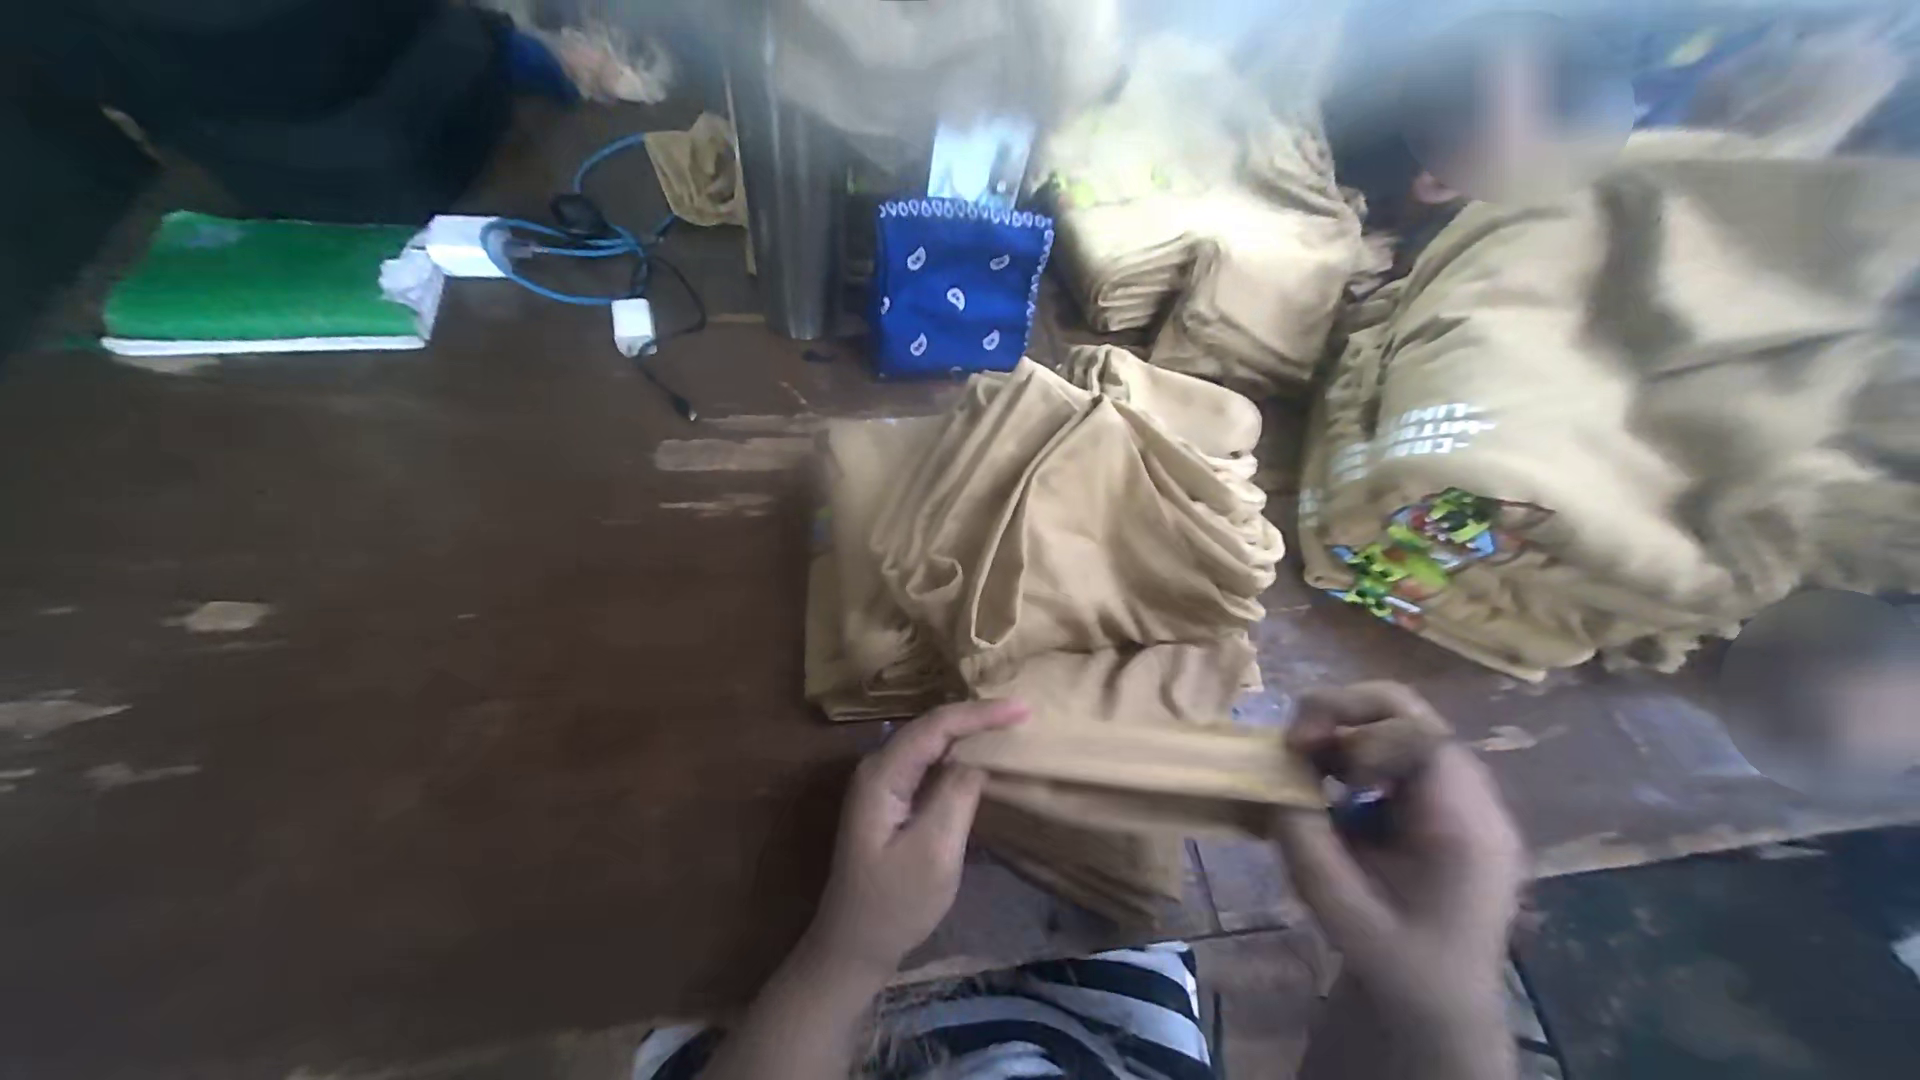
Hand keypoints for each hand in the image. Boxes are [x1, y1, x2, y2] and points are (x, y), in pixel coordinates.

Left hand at [806, 700, 1028, 975]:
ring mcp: (883, 781)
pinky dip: (958, 752)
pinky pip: (928, 761)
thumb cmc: (894, 905)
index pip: (936, 726)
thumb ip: (956, 795)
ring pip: (931, 740)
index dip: (980, 713)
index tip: (1022, 708)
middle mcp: (878, 766)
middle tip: (1020, 711)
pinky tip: (981, 752)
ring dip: (968, 730)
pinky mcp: (892, 797)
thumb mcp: (934, 852)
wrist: (852, 946)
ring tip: (1007, 721)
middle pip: (932, 725)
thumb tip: (977, 757)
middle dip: (976, 715)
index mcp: (882, 774)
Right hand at [1273, 682, 1525, 1031]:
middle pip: (1407, 712)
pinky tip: (1325, 779)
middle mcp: (1470, 798)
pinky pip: (1389, 745)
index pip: (1420, 734)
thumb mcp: (1336, 904)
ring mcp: (1456, 795)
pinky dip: (1346, 747)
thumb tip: (1274, 776)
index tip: (1303, 754)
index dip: (1354, 729)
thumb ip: (1302, 834)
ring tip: (1303, 760)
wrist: (1438, 1004)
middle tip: (1295, 742)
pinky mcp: (1435, 798)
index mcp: (1464, 827)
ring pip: (1395, 719)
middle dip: (1339, 710)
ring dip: (1339, 727)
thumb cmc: (1394, 962)